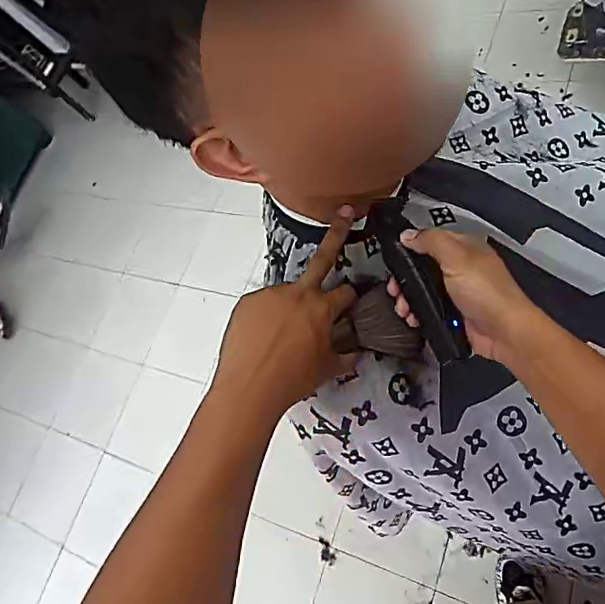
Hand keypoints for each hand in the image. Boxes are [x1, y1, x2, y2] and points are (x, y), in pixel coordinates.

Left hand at [213, 208, 359, 409]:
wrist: (249, 389)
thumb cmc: (291, 380)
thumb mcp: (328, 369)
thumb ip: (346, 357)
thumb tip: (356, 355)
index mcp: (322, 309)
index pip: (347, 292)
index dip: (352, 298)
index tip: (351, 301)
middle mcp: (298, 294)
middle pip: (323, 258)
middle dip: (337, 235)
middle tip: (346, 214)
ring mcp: (271, 295)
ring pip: (289, 293)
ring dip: (292, 305)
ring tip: (282, 336)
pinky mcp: (248, 302)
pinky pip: (265, 303)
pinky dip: (268, 315)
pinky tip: (266, 337)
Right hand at [385, 228, 549, 363]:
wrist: (505, 332)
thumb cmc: (492, 294)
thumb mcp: (457, 258)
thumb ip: (432, 241)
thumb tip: (410, 235)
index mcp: (467, 249)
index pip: (433, 240)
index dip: (412, 247)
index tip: (396, 257)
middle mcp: (464, 270)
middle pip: (425, 269)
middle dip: (407, 279)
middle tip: (397, 287)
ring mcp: (460, 293)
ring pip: (426, 292)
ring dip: (410, 299)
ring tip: (404, 307)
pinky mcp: (457, 315)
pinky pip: (432, 312)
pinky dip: (420, 315)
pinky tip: (414, 318)